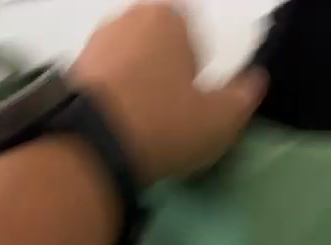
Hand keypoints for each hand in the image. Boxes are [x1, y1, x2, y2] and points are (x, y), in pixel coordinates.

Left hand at [72, 2, 266, 184]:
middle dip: (167, 71)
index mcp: (170, 17)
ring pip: (131, 61)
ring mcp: (98, 39)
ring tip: (146, 125)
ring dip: (140, 84)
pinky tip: (122, 126)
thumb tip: (255, 80)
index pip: (194, 34)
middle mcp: (130, 15)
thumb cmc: (168, 124)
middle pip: (159, 44)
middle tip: (174, 114)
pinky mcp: (74, 67)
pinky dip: (116, 97)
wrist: (97, 143)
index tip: (196, 99)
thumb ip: (244, 96)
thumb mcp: (222, 119)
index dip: (198, 68)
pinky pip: (106, 80)